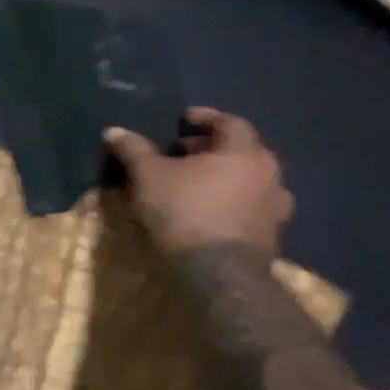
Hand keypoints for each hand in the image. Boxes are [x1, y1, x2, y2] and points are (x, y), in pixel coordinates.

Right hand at [104, 106, 293, 257]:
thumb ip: (133, 149)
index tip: (184, 118)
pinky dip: (232, 199)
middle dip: (213, 147)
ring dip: (226, 175)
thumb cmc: (184, 209)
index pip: (232, 123)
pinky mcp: (272, 236)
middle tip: (183, 150)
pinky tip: (207, 206)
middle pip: (245, 151)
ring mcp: (276, 209)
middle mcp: (269, 177)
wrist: (219, 272)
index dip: (207, 117)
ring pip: (252, 180)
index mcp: (244, 154)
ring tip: (195, 180)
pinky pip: (252, 205)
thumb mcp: (147, 174)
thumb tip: (114, 131)